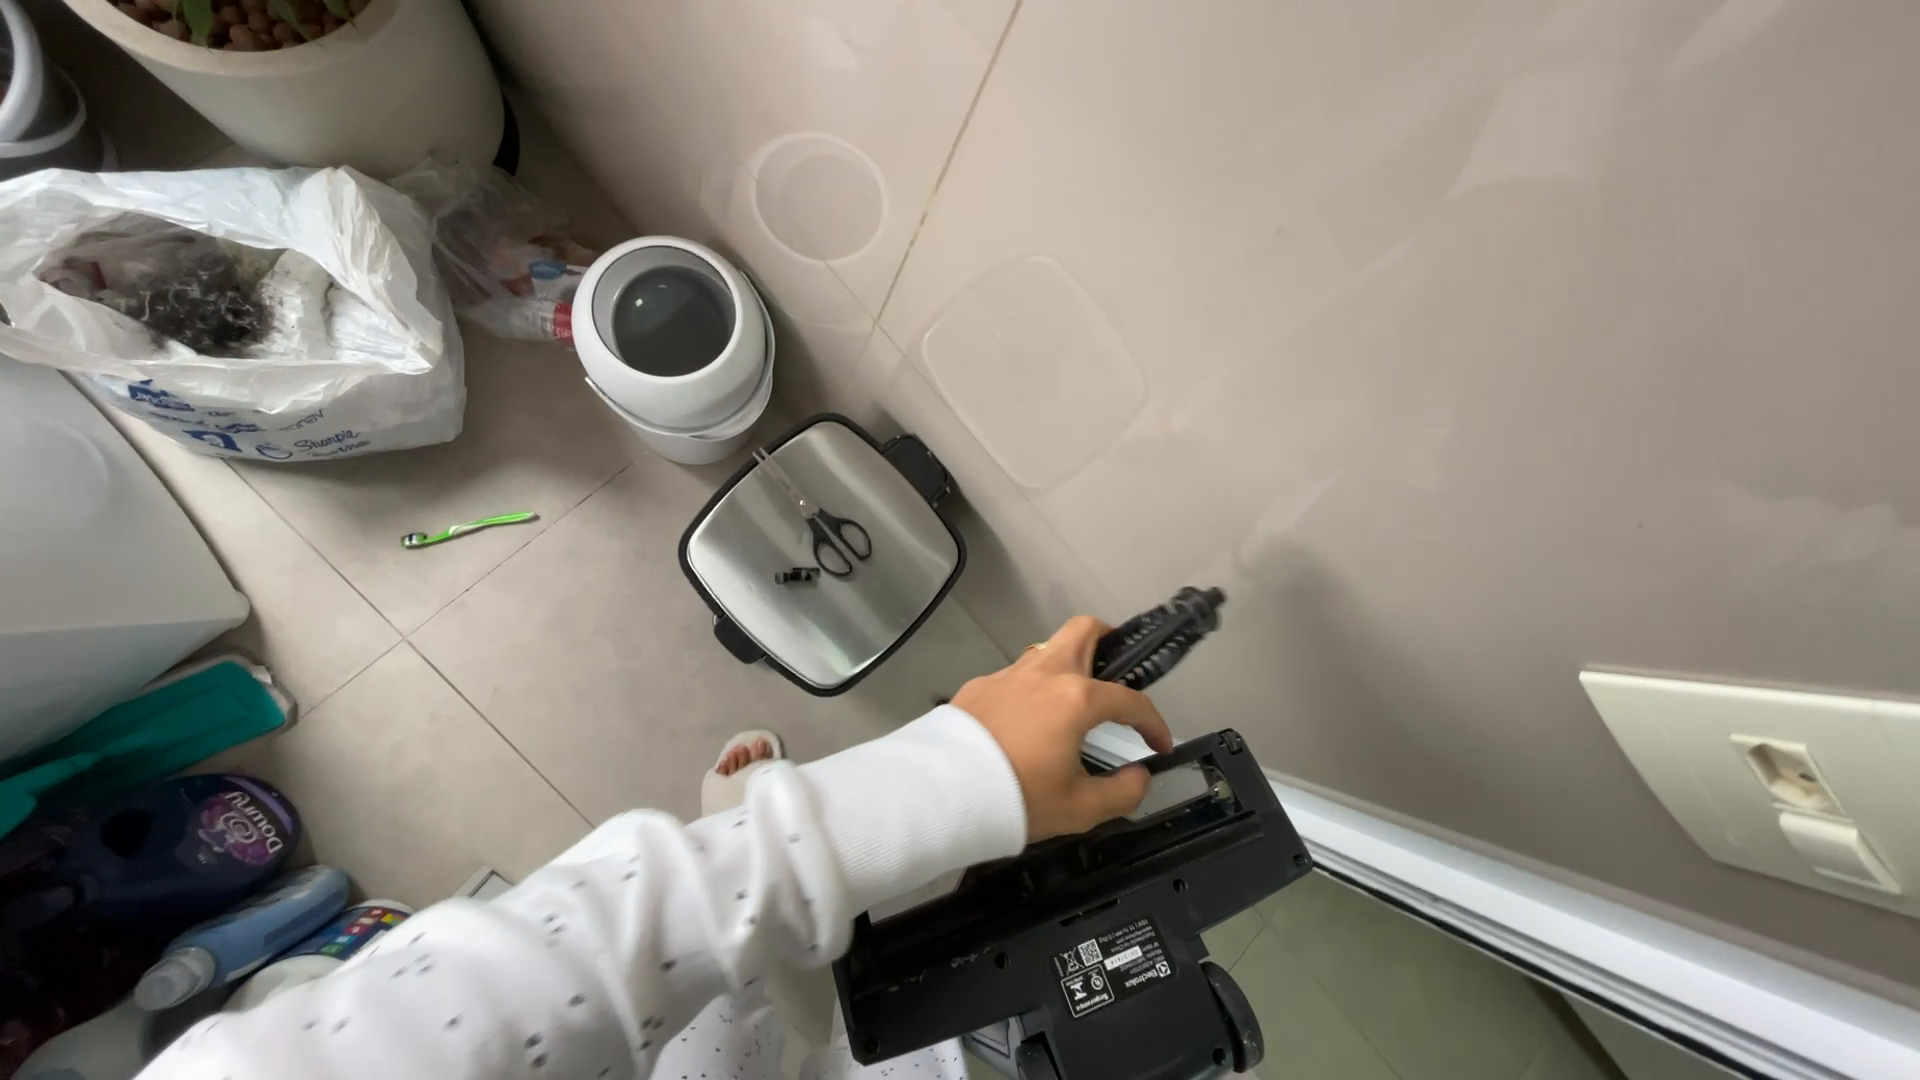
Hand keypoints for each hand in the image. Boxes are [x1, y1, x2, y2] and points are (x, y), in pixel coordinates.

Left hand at [953, 616, 1175, 841]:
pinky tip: (1025, 723)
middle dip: (1109, 641)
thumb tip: (1138, 776)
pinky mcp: (979, 685)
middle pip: (1085, 630)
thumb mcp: (1080, 809)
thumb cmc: (1019, 796)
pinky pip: (1016, 677)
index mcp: (1077, 698)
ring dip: (1067, 668)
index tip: (1159, 744)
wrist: (944, 791)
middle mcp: (1045, 673)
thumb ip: (1122, 793)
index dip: (1154, 722)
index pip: (1131, 700)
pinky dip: (1031, 691)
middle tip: (1117, 671)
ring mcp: (1008, 674)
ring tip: (1070, 705)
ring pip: (1047, 651)